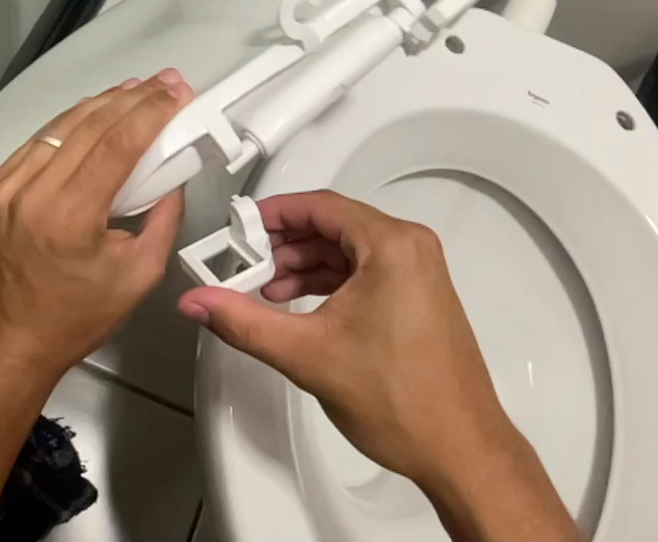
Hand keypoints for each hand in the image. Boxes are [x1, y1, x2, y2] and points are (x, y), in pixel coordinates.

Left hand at [0, 71, 192, 376]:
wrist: (12, 340)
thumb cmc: (79, 315)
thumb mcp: (141, 274)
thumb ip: (164, 216)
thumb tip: (174, 172)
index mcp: (69, 218)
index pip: (116, 145)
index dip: (151, 112)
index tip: (177, 93)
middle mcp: (33, 193)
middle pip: (91, 125)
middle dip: (135, 98)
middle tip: (167, 82)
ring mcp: (8, 185)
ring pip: (64, 124)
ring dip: (105, 102)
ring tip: (139, 88)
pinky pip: (42, 139)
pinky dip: (75, 120)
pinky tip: (99, 110)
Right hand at [176, 191, 576, 540]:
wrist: (462, 451)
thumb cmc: (398, 400)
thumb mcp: (308, 355)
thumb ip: (244, 322)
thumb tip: (196, 302)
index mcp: (392, 246)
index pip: (321, 206)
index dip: (274, 214)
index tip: (241, 228)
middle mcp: (410, 247)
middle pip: (334, 224)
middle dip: (285, 242)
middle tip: (245, 261)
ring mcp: (418, 269)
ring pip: (347, 248)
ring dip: (305, 262)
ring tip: (265, 288)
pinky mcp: (418, 293)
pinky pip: (365, 269)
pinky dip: (329, 280)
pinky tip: (298, 302)